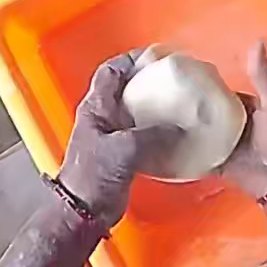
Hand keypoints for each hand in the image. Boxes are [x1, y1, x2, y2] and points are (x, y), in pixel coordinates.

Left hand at [58, 52, 180, 224]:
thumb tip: (183, 128)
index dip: (131, 60)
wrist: (84, 210)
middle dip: (149, 80)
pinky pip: (143, 132)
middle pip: (126, 87)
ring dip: (155, 104)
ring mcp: (112, 135)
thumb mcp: (127, 148)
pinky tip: (177, 131)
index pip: (111, 71)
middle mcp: (103, 116)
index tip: (157, 56)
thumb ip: (154, 133)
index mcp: (97, 106)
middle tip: (175, 77)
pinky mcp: (122, 153)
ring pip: (136, 110)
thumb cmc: (96, 174)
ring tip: (180, 101)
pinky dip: (159, 128)